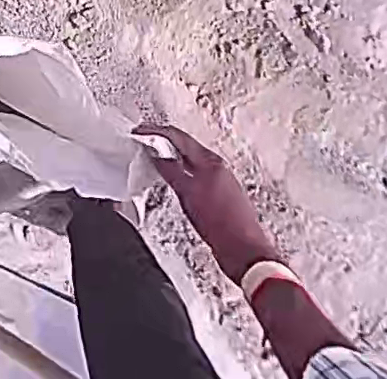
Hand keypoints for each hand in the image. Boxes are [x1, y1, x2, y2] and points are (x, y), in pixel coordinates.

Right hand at [134, 123, 281, 281]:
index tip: (140, 132)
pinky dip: (181, 170)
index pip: (178, 136)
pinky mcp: (222, 196)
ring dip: (172, 156)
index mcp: (210, 161)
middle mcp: (218, 167)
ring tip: (155, 157)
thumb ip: (169, 170)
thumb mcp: (187, 193)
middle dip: (163, 141)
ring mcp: (221, 182)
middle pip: (185, 145)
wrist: (246, 255)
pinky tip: (174, 179)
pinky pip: (196, 174)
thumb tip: (155, 154)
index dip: (156, 132)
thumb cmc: (221, 224)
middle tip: (145, 141)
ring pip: (191, 160)